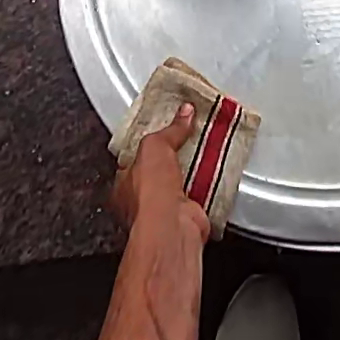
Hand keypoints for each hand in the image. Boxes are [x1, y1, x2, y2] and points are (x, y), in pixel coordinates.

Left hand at [110, 103, 210, 242]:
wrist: (172, 226)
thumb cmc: (150, 192)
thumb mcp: (155, 146)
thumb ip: (170, 130)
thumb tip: (184, 113)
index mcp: (124, 183)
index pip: (136, 157)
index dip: (152, 142)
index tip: (168, 127)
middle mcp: (143, 200)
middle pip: (162, 169)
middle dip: (177, 155)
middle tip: (191, 136)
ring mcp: (166, 210)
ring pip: (183, 180)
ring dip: (195, 167)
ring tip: (207, 146)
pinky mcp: (188, 216)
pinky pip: (200, 192)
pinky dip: (209, 181)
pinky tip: (215, 168)